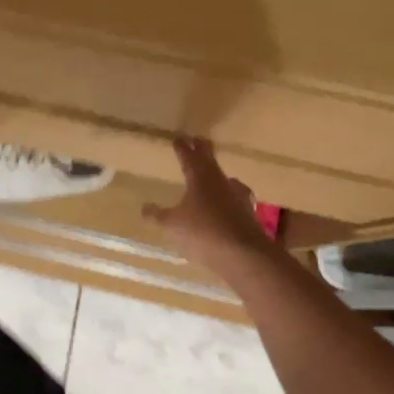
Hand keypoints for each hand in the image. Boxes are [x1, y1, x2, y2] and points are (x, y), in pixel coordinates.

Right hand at [141, 136, 271, 269]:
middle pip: (210, 161)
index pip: (189, 157)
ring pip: (225, 178)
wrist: (244, 255)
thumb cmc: (202, 232)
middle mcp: (221, 182)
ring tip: (214, 173)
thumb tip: (144, 207)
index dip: (182, 148)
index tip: (178, 138)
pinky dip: (229, 196)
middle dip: (202, 151)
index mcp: (201, 179)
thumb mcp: (172, 225)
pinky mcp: (248, 214)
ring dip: (217, 174)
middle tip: (197, 141)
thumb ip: (158, 215)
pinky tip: (230, 201)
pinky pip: (236, 198)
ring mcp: (238, 197)